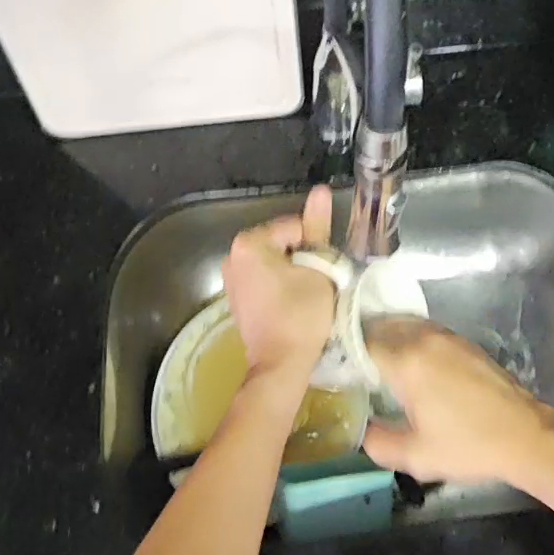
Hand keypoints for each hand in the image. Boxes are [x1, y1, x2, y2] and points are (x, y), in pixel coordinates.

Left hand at [222, 185, 335, 379]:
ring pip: (275, 259)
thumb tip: (321, 189)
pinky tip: (293, 302)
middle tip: (317, 282)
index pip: (295, 226)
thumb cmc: (301, 314)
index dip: (315, 246)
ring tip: (307, 293)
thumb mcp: (317, 268)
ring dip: (293, 269)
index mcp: (249, 242)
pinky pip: (265, 276)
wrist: (280, 366)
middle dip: (303, 255)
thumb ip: (318, 228)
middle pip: (283, 241)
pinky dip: (281, 282)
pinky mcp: (236, 296)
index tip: (322, 271)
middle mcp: (233, 255)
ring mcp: (231, 277)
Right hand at [361, 319, 553, 483]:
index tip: (335, 368)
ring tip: (375, 363)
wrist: (523, 434)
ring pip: (402, 323)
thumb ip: (378, 442)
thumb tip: (360, 428)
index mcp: (406, 361)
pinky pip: (422, 328)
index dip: (344, 354)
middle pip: (379, 326)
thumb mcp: (416, 456)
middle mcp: (422, 338)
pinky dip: (407, 337)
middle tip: (351, 366)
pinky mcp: (461, 339)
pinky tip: (408, 363)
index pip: (361, 342)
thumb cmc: (468, 445)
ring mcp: (444, 334)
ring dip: (385, 336)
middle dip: (362, 341)